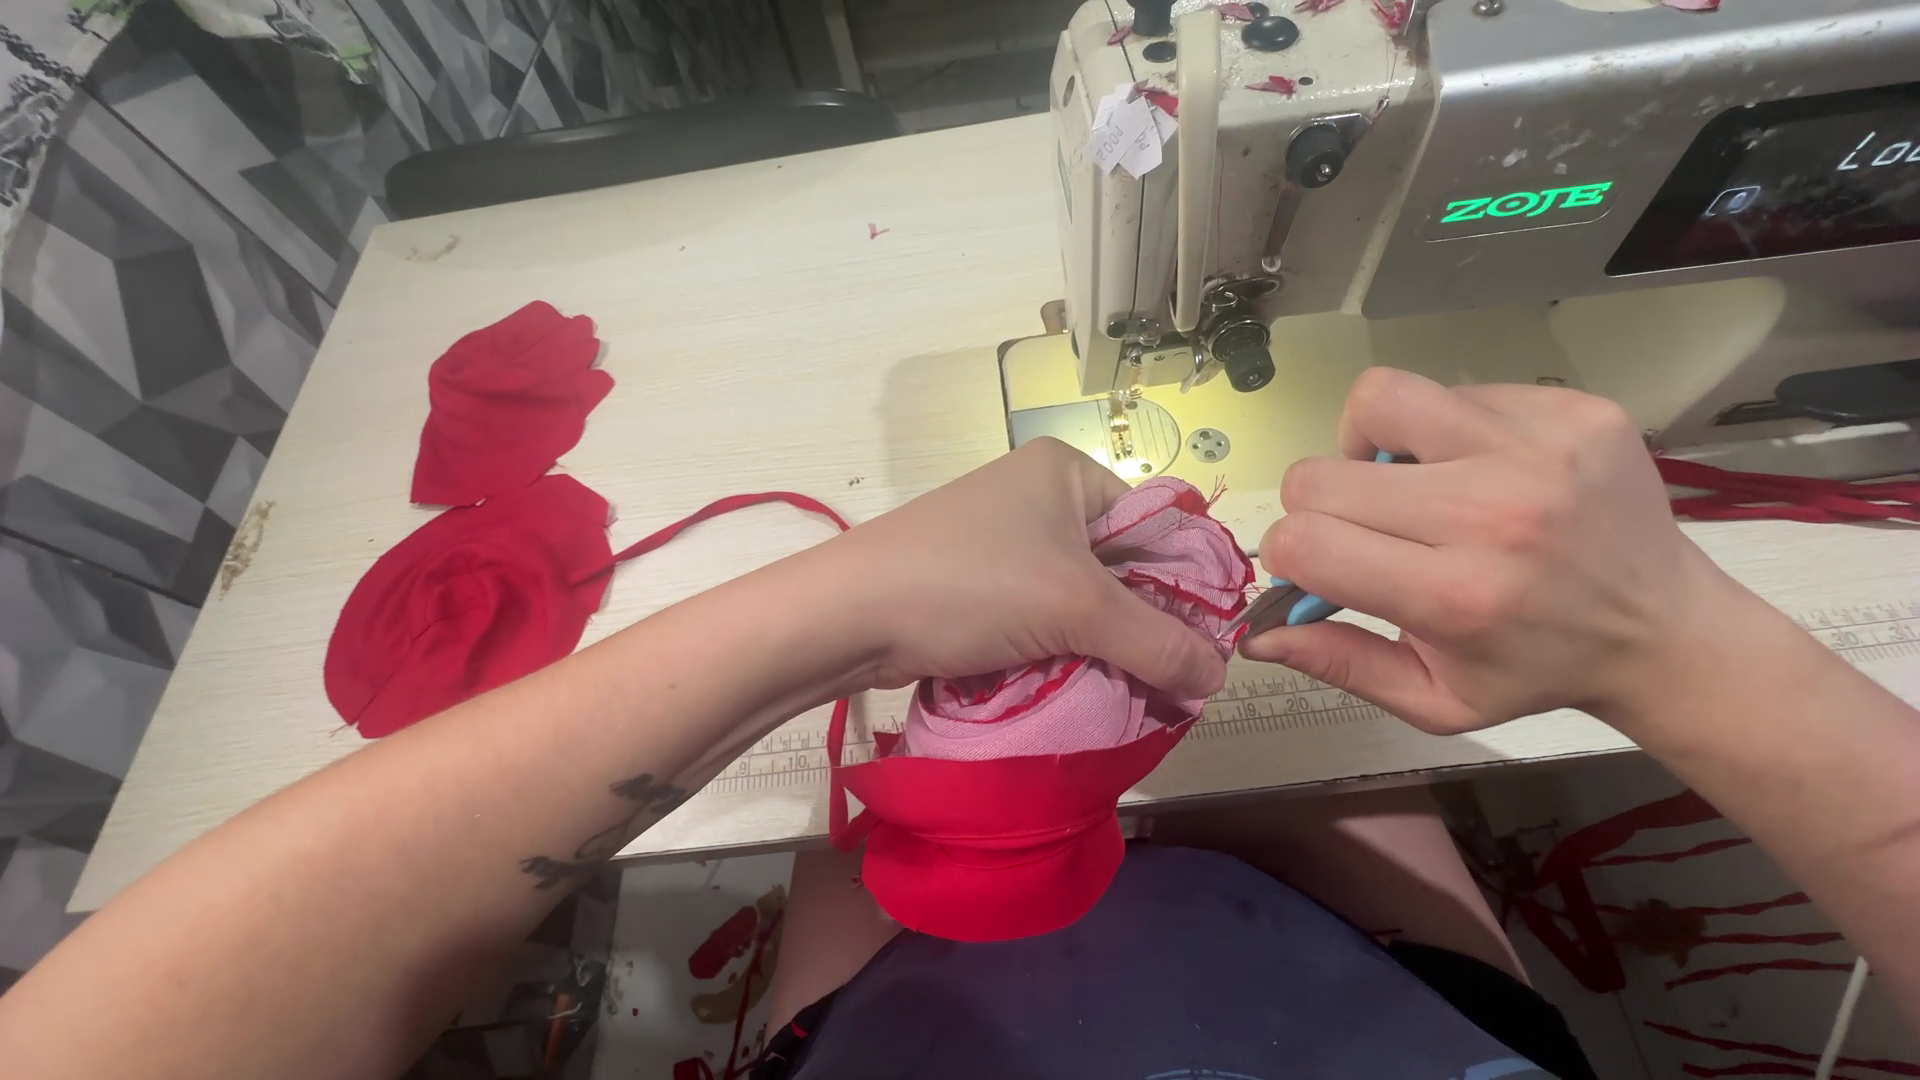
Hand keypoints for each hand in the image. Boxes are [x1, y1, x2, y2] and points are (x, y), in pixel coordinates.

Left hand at [809, 437, 1227, 698]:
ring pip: (1080, 600)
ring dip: (1101, 646)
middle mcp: (1038, 498)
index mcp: (1067, 473)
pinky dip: (1062, 650)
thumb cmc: (969, 585)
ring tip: (1129, 693)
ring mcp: (1004, 542)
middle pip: (1118, 568)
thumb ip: (1157, 642)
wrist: (850, 616)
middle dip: (1140, 627)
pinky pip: (1042, 616)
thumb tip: (1219, 677)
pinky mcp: (980, 583)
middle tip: (1170, 684)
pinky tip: (1079, 686)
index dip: (1183, 587)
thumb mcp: (1075, 609)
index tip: (1203, 649)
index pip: (1154, 525)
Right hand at [1241, 367, 1739, 732]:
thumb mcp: (1432, 701)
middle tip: (1362, 528)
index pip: (1302, 542)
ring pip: (1379, 400)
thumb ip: (1336, 664)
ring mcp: (1539, 449)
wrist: (1668, 632)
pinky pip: (1452, 392)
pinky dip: (1442, 429)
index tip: (1320, 566)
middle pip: (1317, 474)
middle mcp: (1493, 514)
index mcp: (1454, 596)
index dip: (1289, 554)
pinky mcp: (1572, 409)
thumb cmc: (1533, 671)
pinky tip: (1476, 467)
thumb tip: (1253, 634)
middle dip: (1316, 505)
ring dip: (1367, 442)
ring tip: (1403, 477)